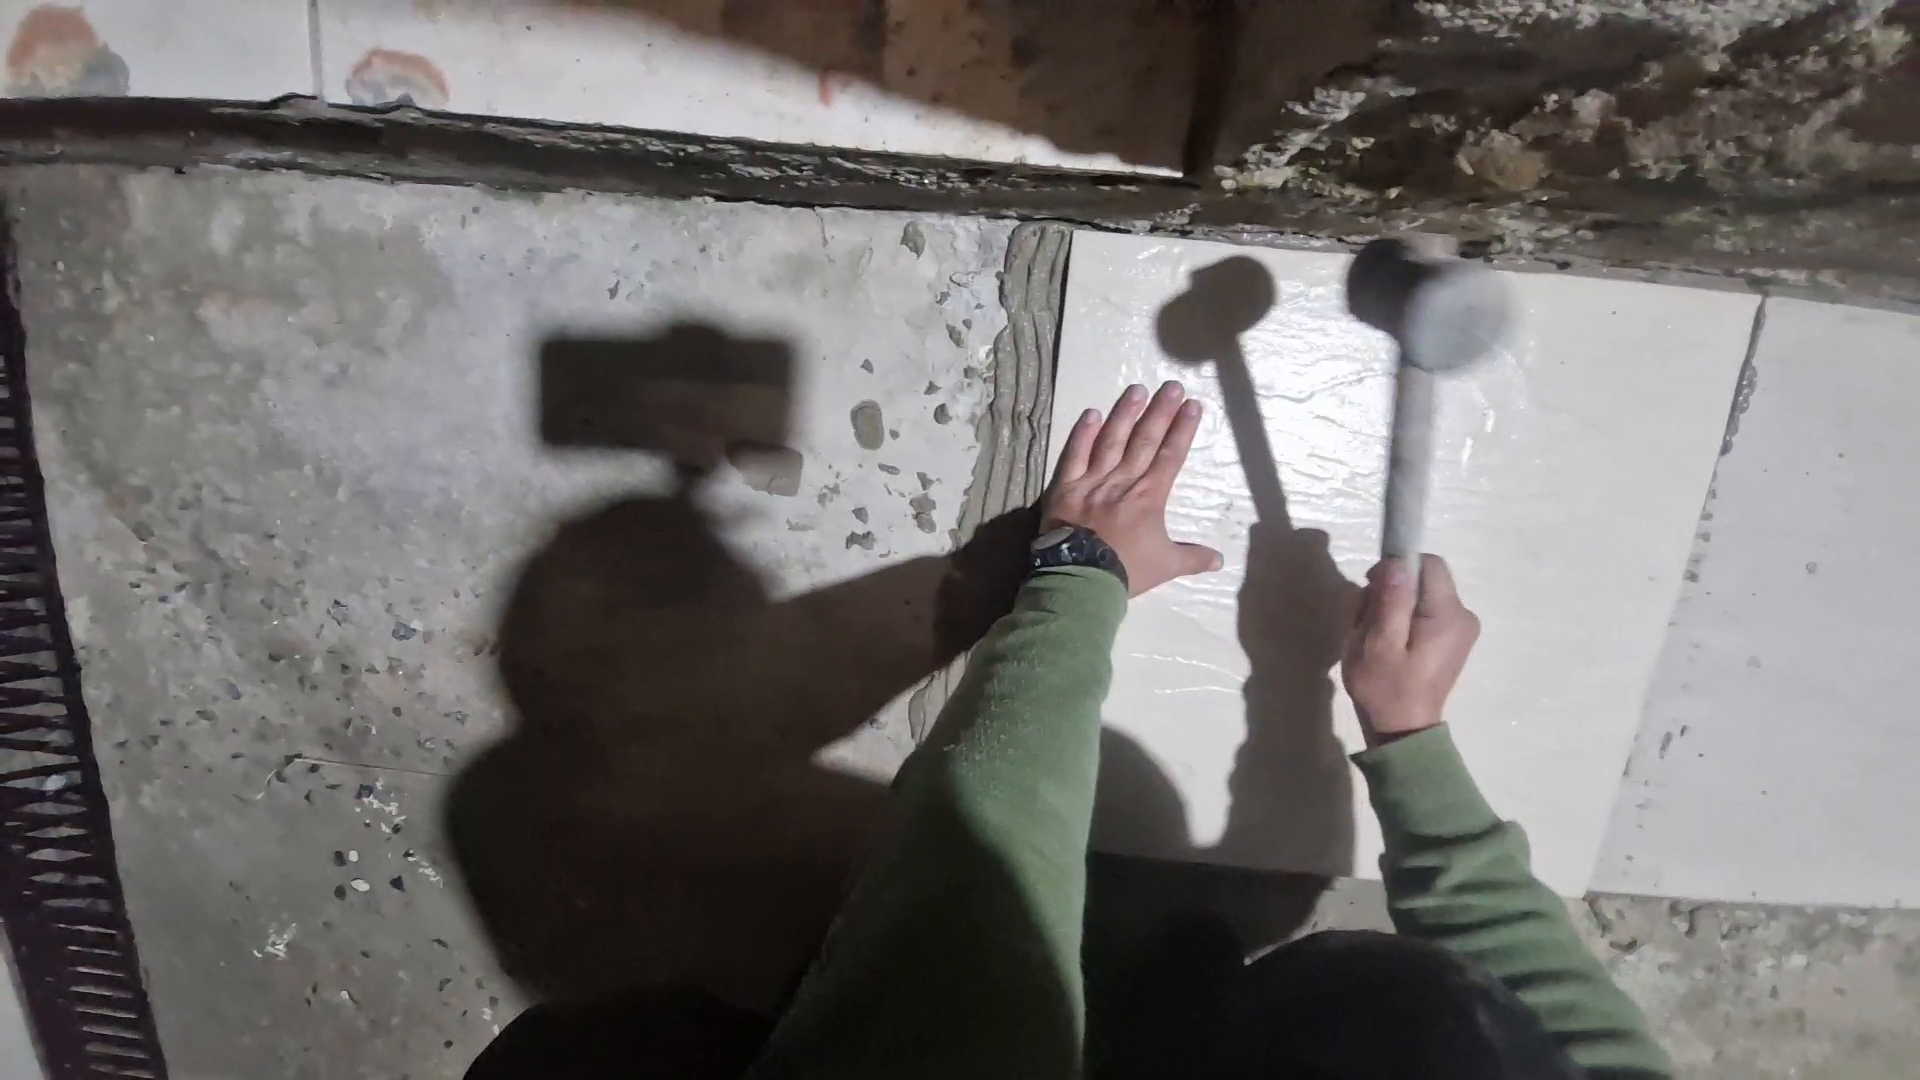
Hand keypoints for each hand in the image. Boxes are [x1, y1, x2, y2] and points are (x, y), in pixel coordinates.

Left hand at [1043, 381, 1223, 596]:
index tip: (1192, 405)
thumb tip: (1220, 560)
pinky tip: (1092, 413)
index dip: (1182, 430)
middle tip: (1172, 386)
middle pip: (1144, 441)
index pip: (1170, 456)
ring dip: (1125, 414)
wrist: (1081, 579)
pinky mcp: (1065, 487)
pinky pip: (1074, 455)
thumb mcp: (1165, 566)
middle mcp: (1122, 481)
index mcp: (1149, 497)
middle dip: (1160, 412)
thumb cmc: (1125, 571)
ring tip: (1137, 389)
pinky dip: (1083, 434)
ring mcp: (1092, 482)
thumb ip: (1192, 558)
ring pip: (1111, 441)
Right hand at [1341, 555, 1479, 744]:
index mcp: (1448, 615)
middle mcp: (1462, 615)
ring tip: (1372, 635)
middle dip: (1388, 590)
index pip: (1428, 564)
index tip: (1371, 589)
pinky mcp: (1448, 637)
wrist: (1401, 728)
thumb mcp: (1378, 643)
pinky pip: (1420, 610)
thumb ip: (1390, 602)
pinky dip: (1398, 617)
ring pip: (1417, 593)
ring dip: (1389, 605)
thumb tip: (1396, 563)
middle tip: (1365, 620)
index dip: (1396, 567)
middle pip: (1421, 578)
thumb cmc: (1385, 687)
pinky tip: (1385, 641)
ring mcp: (1458, 627)